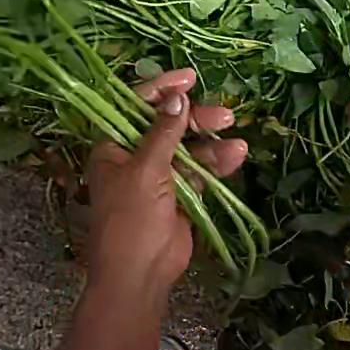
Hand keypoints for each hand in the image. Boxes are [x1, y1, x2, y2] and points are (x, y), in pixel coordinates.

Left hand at [85, 69, 247, 295]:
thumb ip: (163, 133)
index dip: (162, 89)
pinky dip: (217, 164)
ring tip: (236, 142)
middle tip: (224, 115)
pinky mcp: (181, 193)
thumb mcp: (145, 171)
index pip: (136, 106)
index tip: (190, 78)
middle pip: (169, 126)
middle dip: (196, 119)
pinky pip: (201, 171)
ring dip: (212, 144)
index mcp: (114, 146)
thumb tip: (177, 99)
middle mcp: (136, 155)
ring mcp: (160, 175)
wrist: (140, 272)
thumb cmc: (131, 219)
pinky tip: (235, 157)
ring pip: (189, 148)